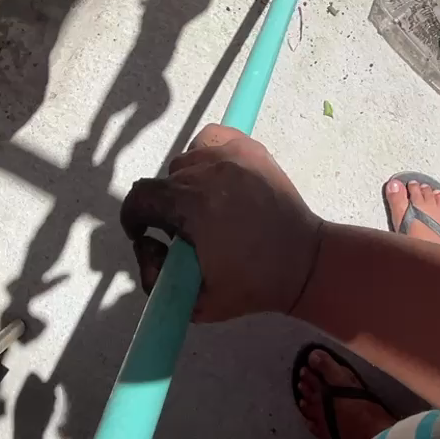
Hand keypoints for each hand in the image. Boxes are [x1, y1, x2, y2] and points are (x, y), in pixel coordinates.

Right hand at [120, 124, 324, 321]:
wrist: (304, 260)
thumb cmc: (252, 284)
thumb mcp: (196, 300)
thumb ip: (156, 279)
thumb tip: (147, 248)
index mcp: (191, 204)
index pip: (140, 198)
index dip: (135, 219)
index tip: (147, 235)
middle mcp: (207, 170)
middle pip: (163, 182)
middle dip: (165, 208)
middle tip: (186, 232)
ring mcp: (229, 153)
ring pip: (186, 162)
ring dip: (187, 184)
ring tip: (209, 209)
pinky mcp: (248, 146)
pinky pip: (208, 139)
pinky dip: (205, 155)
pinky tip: (218, 179)